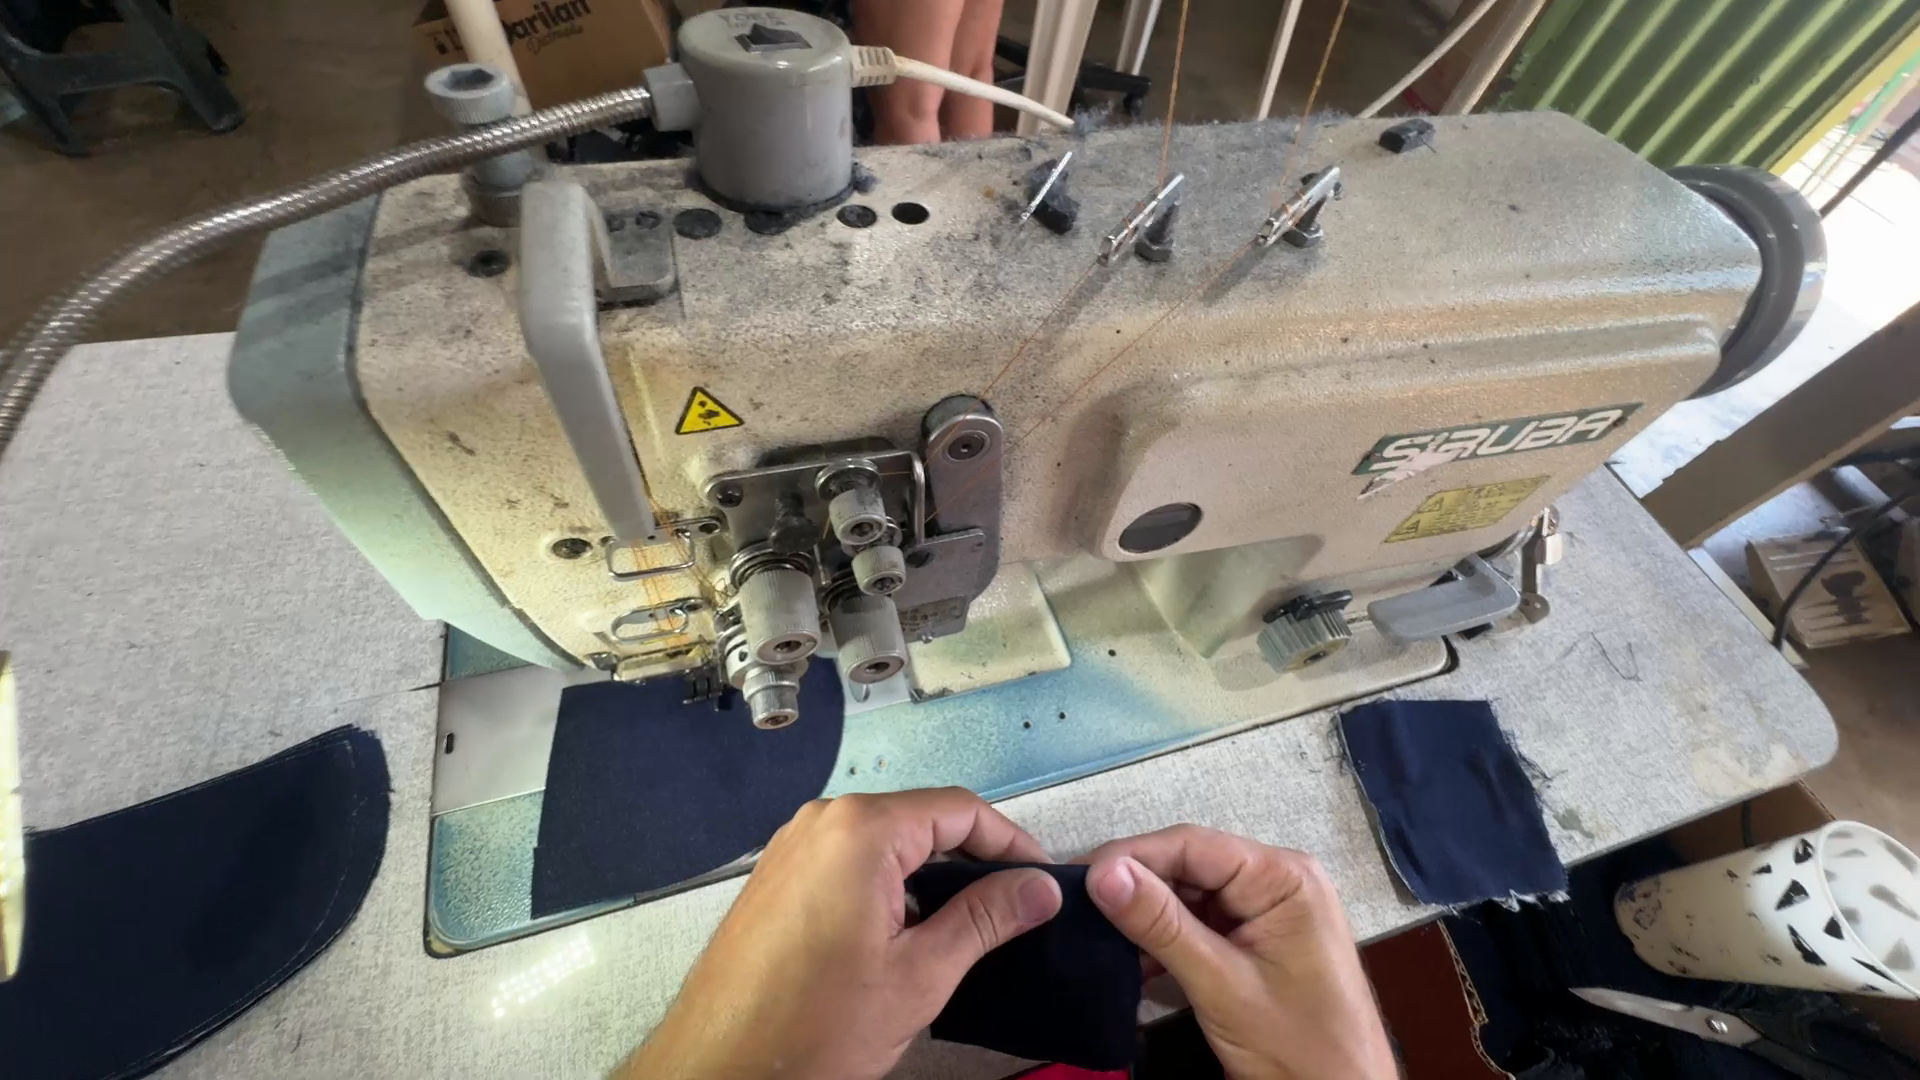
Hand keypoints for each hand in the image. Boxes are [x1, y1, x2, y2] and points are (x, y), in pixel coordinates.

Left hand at [624, 788, 1063, 1079]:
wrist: (712, 1072)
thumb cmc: (817, 1026)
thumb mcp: (918, 974)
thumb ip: (986, 919)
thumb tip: (1042, 887)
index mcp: (863, 827)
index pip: (959, 809)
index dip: (1008, 842)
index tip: (1041, 879)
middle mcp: (826, 817)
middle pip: (921, 818)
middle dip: (971, 857)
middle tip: (1010, 905)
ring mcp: (797, 841)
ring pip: (887, 837)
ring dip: (930, 871)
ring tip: (964, 921)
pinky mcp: (781, 869)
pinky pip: (852, 855)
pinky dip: (889, 879)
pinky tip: (903, 926)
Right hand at [1077, 826, 1395, 1079]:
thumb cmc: (1299, 1053)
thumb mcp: (1224, 987)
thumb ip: (1161, 925)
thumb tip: (1100, 872)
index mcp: (1282, 876)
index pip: (1191, 845)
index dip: (1131, 855)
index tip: (1077, 874)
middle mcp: (1274, 878)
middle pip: (1186, 865)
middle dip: (1134, 884)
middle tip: (1077, 900)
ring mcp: (1264, 907)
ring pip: (1186, 892)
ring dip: (1144, 913)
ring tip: (1093, 925)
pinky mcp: (1252, 936)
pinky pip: (1197, 920)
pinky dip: (1163, 937)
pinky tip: (1128, 954)